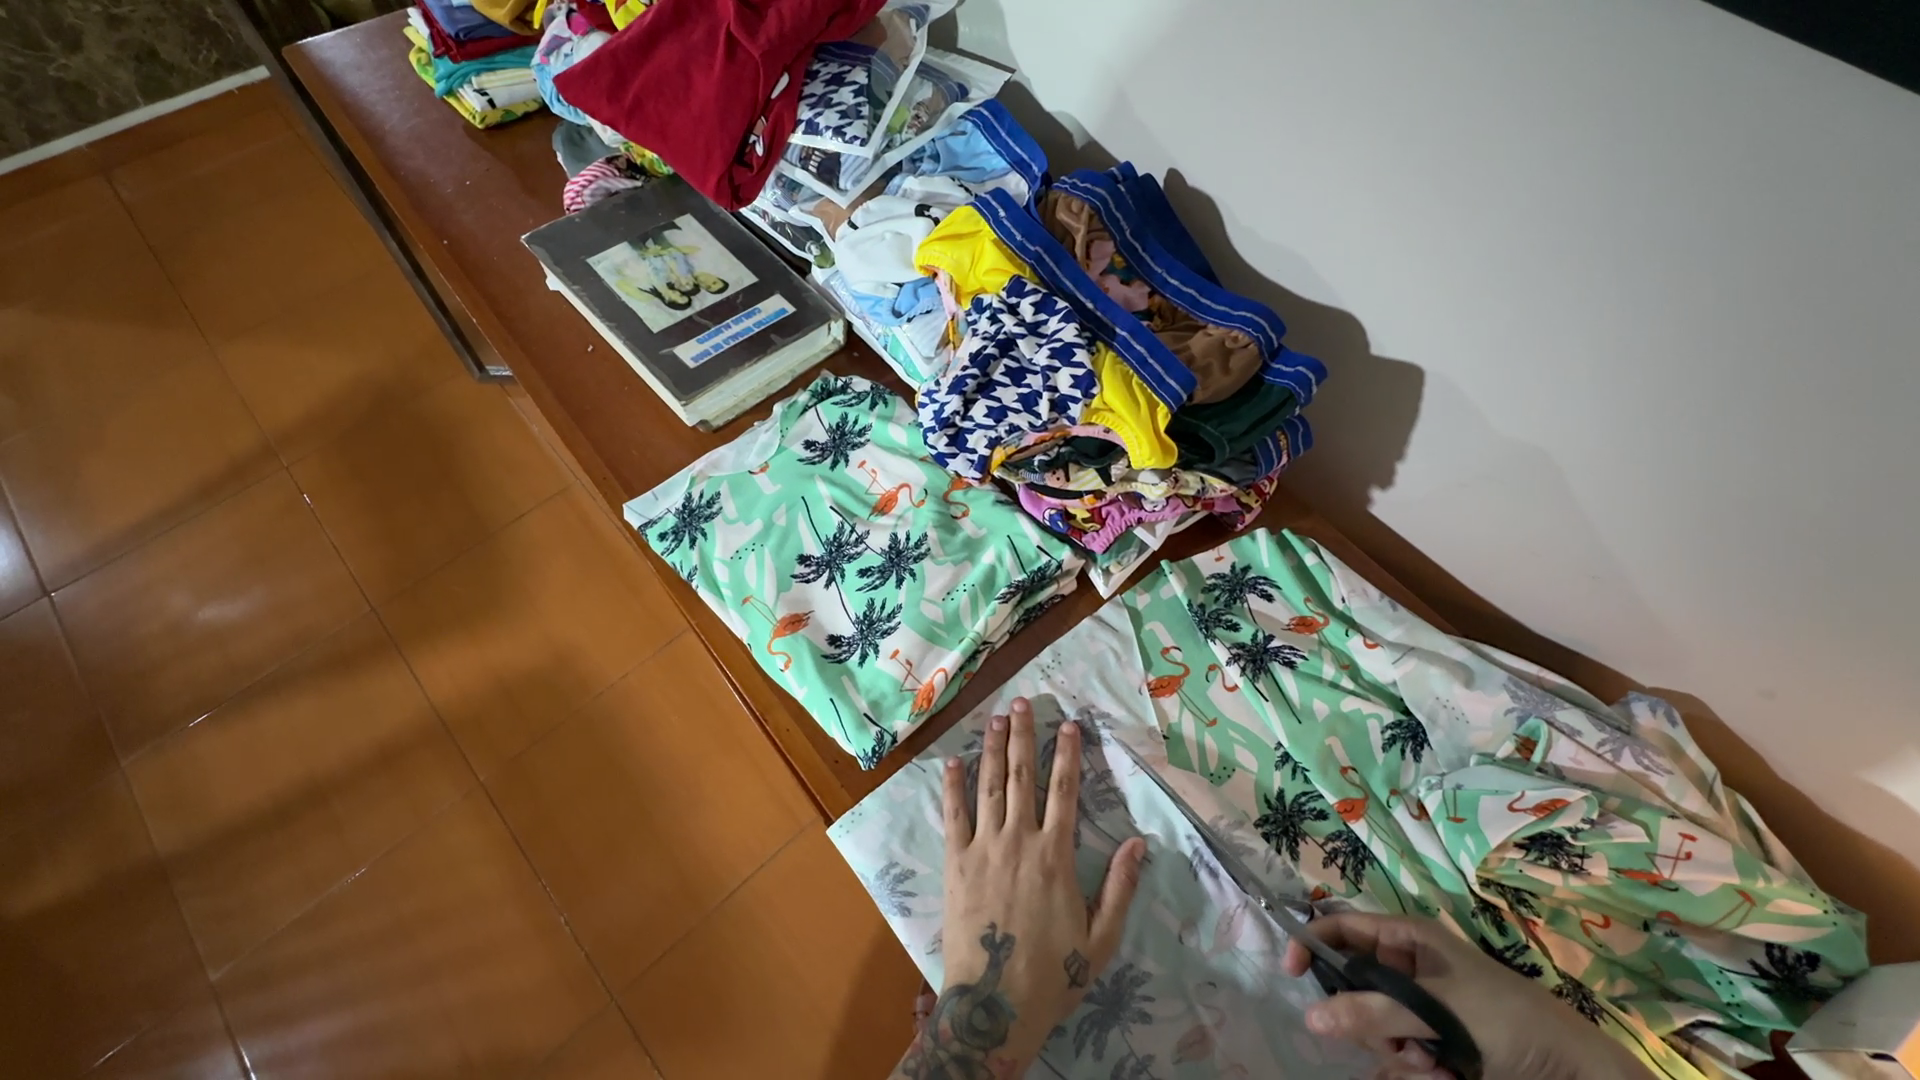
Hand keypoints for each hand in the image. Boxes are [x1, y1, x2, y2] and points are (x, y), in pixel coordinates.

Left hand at [890, 698, 1147, 1077]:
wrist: (994, 1005)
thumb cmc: (1052, 973)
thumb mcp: (1100, 937)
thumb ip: (1120, 887)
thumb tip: (1141, 842)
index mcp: (1056, 855)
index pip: (1064, 791)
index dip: (1067, 754)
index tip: (1069, 724)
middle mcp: (1019, 840)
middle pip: (1022, 777)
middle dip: (1024, 736)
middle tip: (1022, 703)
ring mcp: (983, 848)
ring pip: (989, 787)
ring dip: (993, 749)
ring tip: (995, 718)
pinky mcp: (955, 862)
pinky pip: (954, 816)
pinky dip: (953, 786)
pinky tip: (953, 761)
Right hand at [1284, 913, 1646, 1079]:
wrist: (1574, 1071)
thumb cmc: (1504, 1018)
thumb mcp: (1436, 1010)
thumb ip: (1372, 1013)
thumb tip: (1309, 1017)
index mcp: (1404, 937)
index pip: (1339, 927)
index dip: (1311, 943)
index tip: (1291, 975)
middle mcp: (1406, 965)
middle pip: (1352, 983)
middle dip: (1365, 1018)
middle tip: (1393, 1042)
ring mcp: (1419, 1005)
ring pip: (1372, 1023)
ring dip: (1392, 1050)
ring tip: (1429, 1067)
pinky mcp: (1432, 1041)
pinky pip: (1396, 1051)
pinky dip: (1410, 1067)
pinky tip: (1440, 1076)